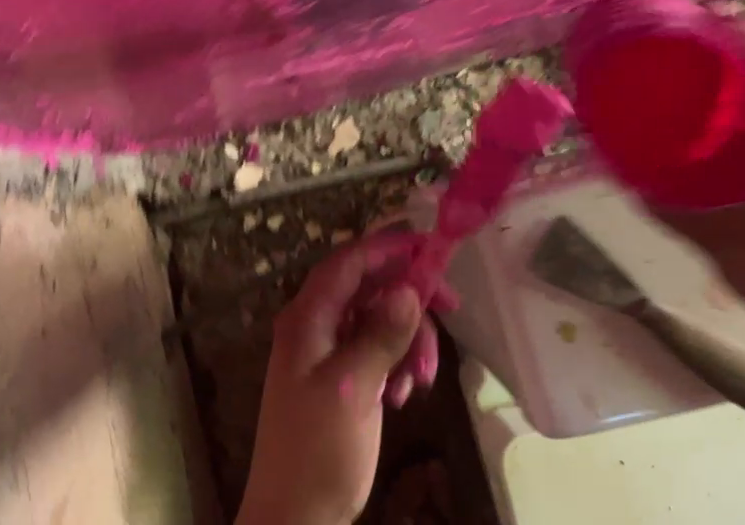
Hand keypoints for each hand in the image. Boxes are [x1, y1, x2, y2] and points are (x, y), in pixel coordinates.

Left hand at [237, 232, 455, 524]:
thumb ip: (381, 334)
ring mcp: (326, 353)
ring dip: (407, 341)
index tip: (432, 249)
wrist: (294, 517)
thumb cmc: (318, 448)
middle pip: (369, 288)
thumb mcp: (353, 388)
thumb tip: (409, 288)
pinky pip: (375, 351)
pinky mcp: (340, 379)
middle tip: (451, 311)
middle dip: (409, 300)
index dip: (389, 247)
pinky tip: (405, 394)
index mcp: (307, 318)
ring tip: (422, 379)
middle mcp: (315, 326)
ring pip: (377, 320)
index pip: (349, 261)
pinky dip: (396, 364)